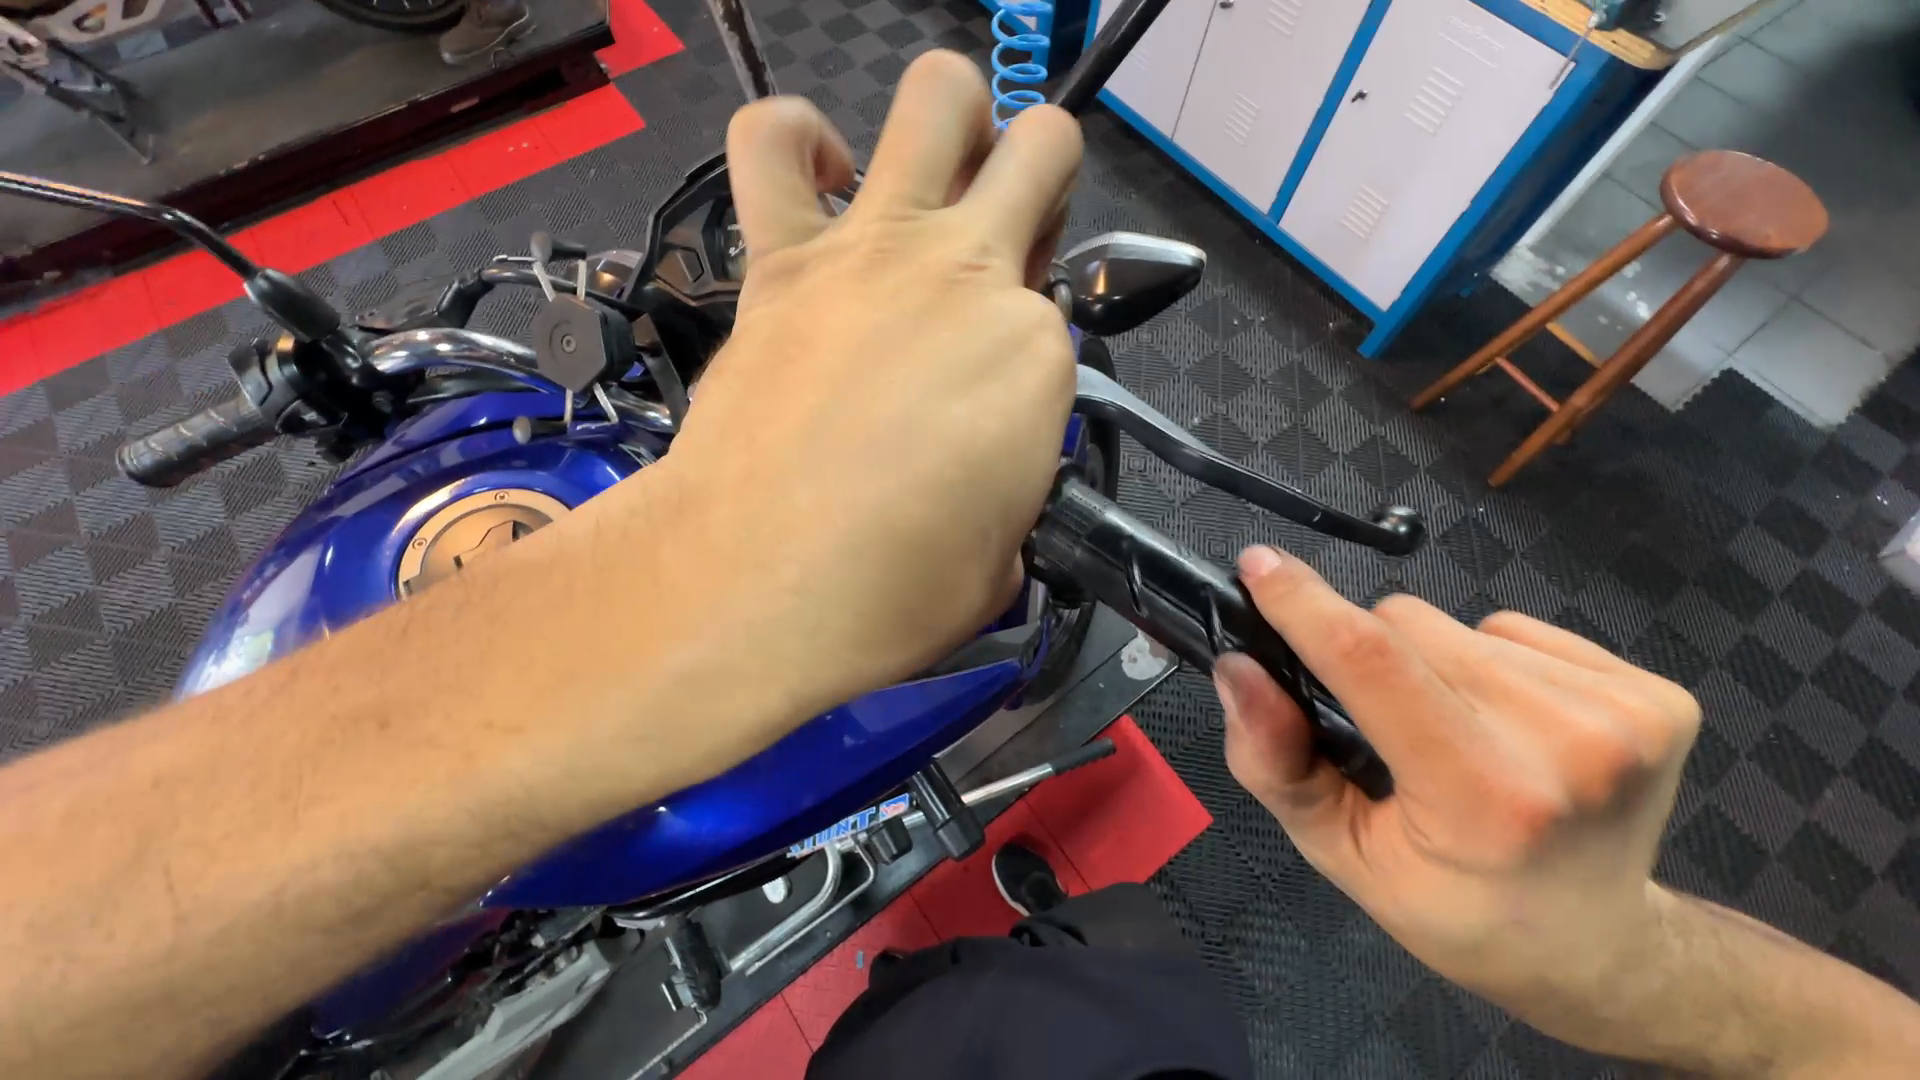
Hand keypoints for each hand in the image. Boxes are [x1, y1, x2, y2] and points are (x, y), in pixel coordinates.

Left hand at [652, 52, 1082, 714]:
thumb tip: (977, 481)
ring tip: (929, 178)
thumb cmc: (897, 592)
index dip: (1026, 357)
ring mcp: (874, 250)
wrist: (764, 587)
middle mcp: (969, 274)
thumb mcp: (1000, 559)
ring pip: (937, 97)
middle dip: (1037, 182)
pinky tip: (815, 181)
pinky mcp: (781, 261)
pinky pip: (770, 145)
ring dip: (951, 121)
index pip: (1053, 320)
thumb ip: (1001, 494)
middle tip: (1003, 241)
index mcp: (1037, 355)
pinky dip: (796, 143)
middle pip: (1041, 151)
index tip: (993, 403)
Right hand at [1216, 545, 1701, 1032]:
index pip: (1373, 663)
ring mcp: (1622, 713)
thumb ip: (1274, 763)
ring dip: (1426, 658)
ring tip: (1447, 728)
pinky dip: (1485, 661)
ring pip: (1457, 621)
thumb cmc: (1452, 906)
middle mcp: (1568, 744)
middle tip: (1380, 723)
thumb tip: (1239, 669)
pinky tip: (1502, 722)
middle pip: (1407, 624)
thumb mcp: (1338, 853)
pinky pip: (1513, 628)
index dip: (1305, 605)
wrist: (1597, 946)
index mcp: (1484, 798)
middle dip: (1364, 651)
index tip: (1258, 566)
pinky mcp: (1654, 693)